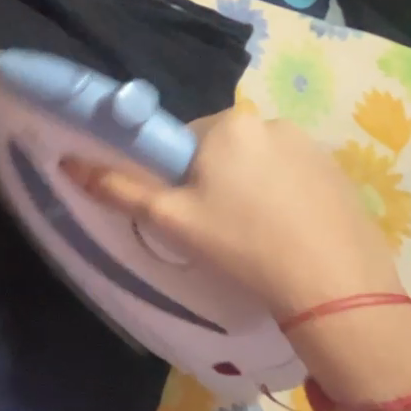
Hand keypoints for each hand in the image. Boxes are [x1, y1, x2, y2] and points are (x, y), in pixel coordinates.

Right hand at [60, 107, 404, 317]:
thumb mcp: (169, 218)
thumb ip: (118, 187)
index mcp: (228, 123)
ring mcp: (313, 146)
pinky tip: (285, 233)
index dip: (175, 174)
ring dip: (248, 187)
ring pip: (257, 162)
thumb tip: (68, 163)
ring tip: (252, 233)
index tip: (184, 207)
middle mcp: (272, 122)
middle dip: (212, 178)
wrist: (335, 289)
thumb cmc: (241, 244)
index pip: (183, 139)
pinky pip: (293, 176)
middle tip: (214, 224)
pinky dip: (283, 197)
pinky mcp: (342, 173)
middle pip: (221, 148)